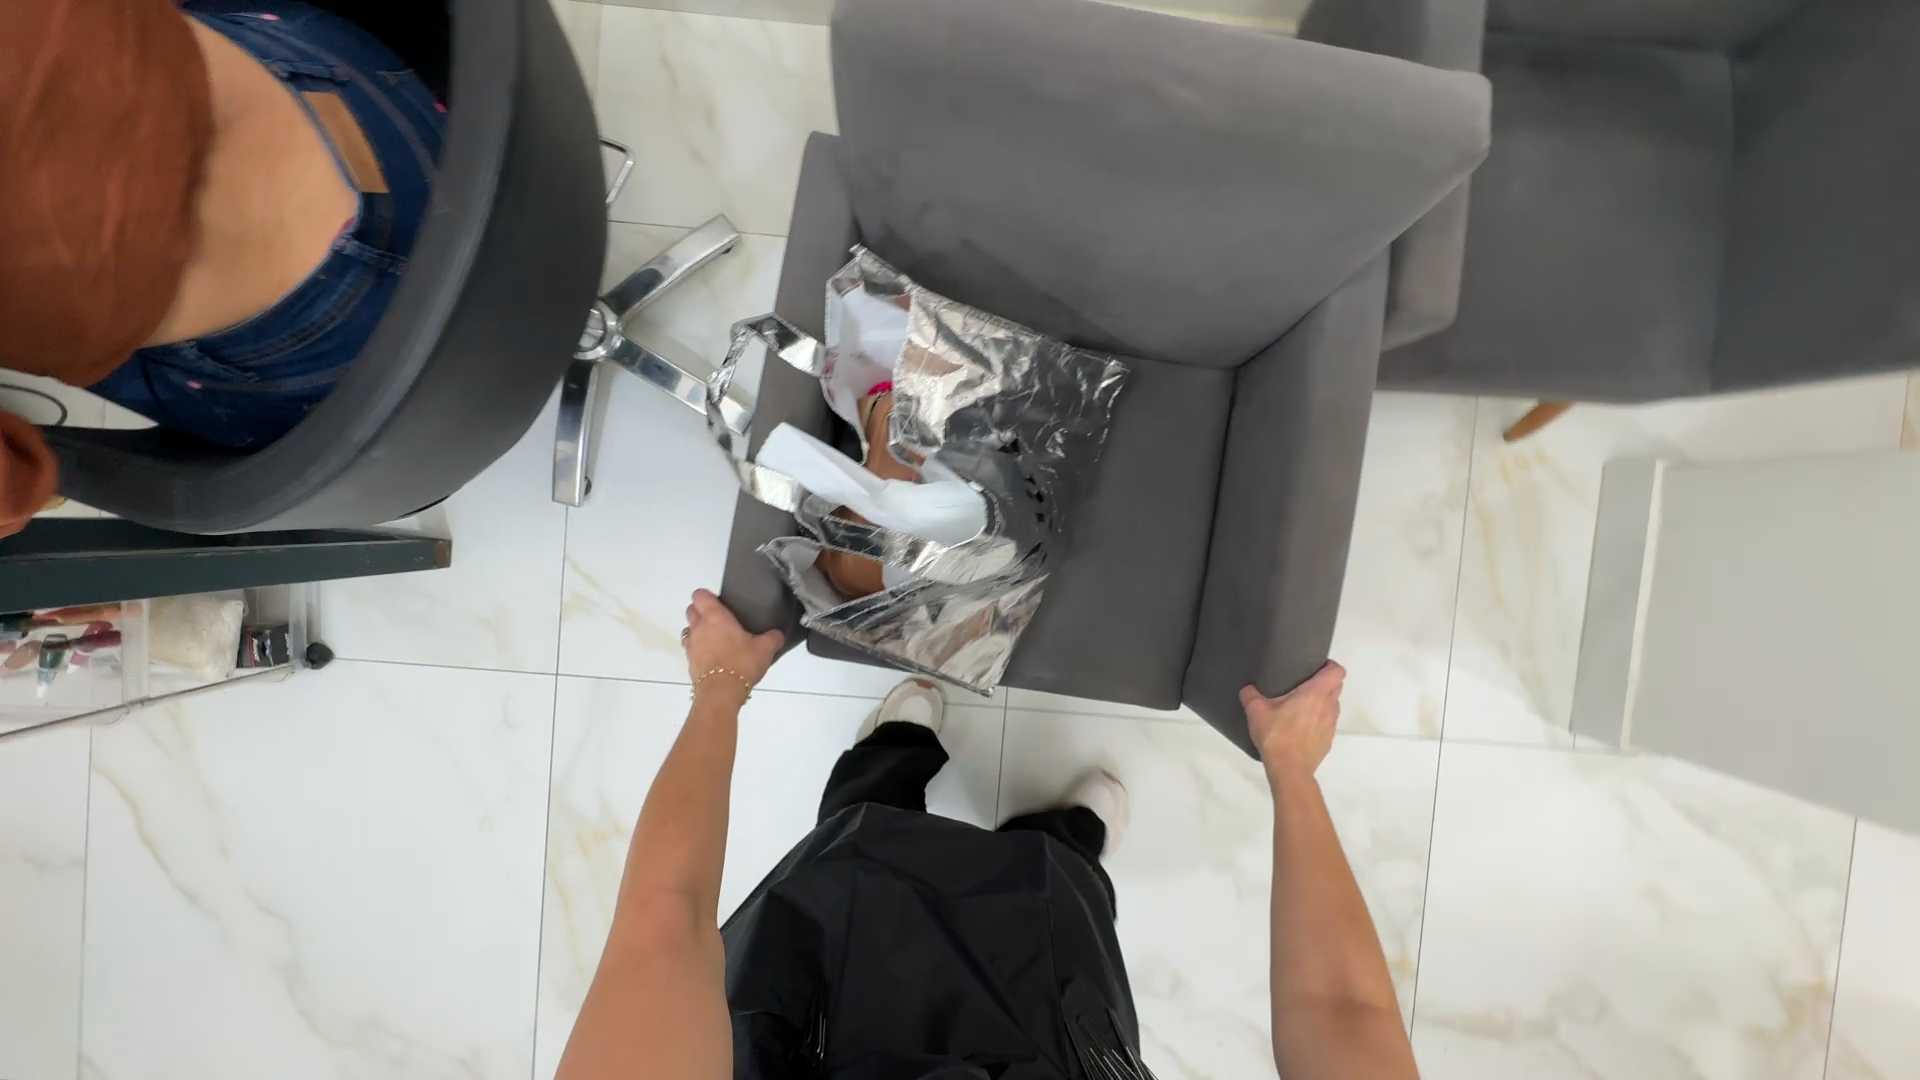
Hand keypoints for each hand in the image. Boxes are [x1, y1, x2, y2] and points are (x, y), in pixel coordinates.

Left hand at [682, 589, 783, 700]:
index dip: (707, 595)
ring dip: (697, 631)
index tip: (720, 601)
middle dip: (701, 611)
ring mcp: (691, 646)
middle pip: (691, 610)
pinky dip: (699, 649)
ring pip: (688, 630)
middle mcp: (699, 628)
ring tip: (714, 637)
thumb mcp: (765, 648)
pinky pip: (691, 649)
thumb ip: (773, 637)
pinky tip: (714, 656)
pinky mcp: (690, 663)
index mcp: (715, 617)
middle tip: (719, 618)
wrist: (721, 692)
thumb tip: (778, 634)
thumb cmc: (742, 662)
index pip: (700, 595)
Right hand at [1241, 661, 1345, 780]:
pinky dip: (1318, 720)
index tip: (1315, 666)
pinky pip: (1327, 723)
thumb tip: (1248, 689)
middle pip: (1337, 686)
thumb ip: (1251, 695)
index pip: (1336, 671)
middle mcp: (1328, 707)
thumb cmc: (1276, 735)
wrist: (1289, 768)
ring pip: (1333, 705)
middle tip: (1303, 684)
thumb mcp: (1256, 711)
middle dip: (1324, 682)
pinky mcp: (1328, 740)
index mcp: (1315, 694)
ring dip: (1322, 702)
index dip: (1329, 665)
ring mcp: (1331, 725)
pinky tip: (1300, 727)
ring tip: (1300, 706)